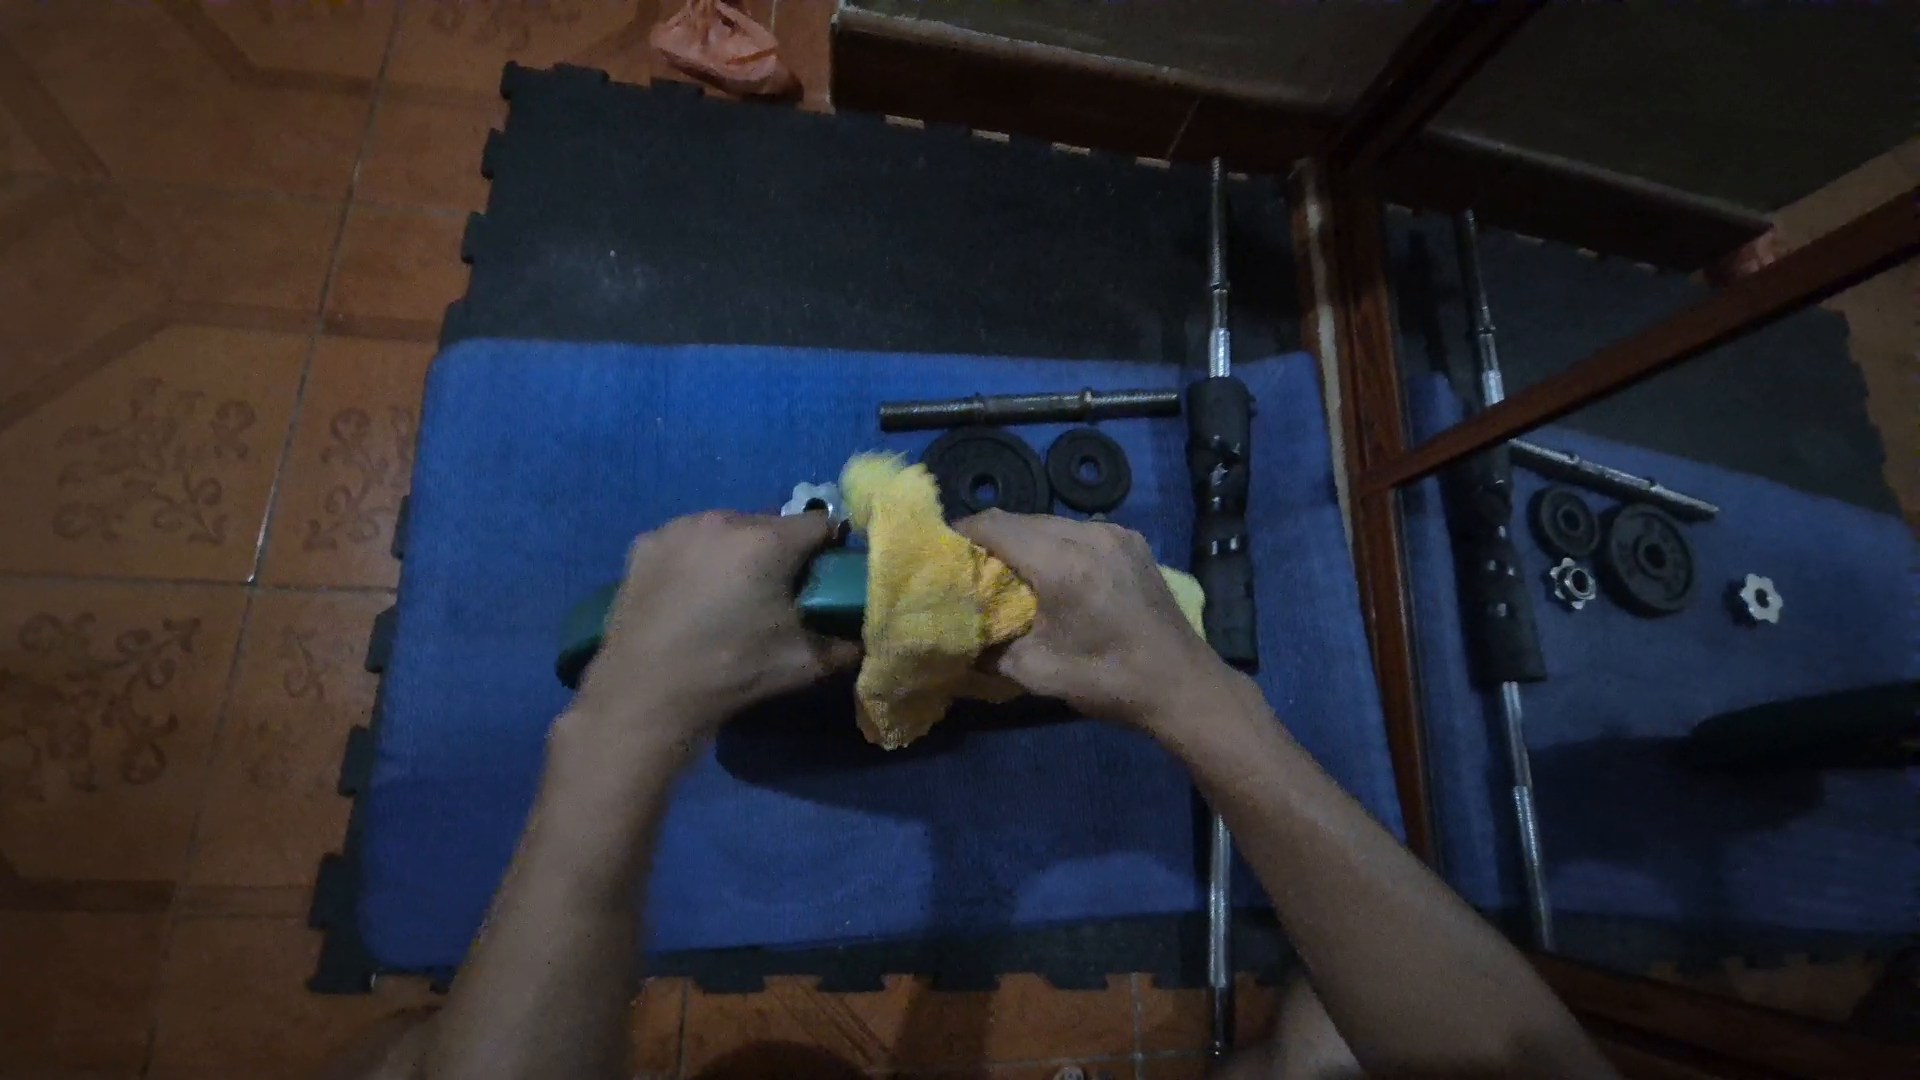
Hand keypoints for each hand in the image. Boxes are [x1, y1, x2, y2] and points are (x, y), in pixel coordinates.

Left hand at [571, 511, 860, 749]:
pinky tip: (690, 592)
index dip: (828, 546)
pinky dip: (697, 557)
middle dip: (782, 549)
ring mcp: (680, 528)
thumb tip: (862, 641)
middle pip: (772, 523)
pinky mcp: (645, 544)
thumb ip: (843, 648)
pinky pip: (688, 540)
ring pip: (728, 528)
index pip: (820, 523)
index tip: (824, 573)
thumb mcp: (802, 665)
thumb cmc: (732, 672)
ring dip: (738, 549)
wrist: (646, 695)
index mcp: (769, 541)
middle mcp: (725, 520)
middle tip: (776, 589)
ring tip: (730, 591)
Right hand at [954, 510, 1232, 728]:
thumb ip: (988, 648)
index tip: (941, 549)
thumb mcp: (1035, 673)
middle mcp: (1089, 535)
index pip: (996, 526)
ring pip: (1051, 523)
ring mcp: (1116, 534)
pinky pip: (1079, 531)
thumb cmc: (1107, 681)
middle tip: (970, 565)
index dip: (962, 532)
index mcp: (1062, 564)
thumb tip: (957, 636)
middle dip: (991, 538)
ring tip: (1009, 569)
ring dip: (1024, 540)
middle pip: (1022, 519)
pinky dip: (1056, 544)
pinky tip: (1053, 572)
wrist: (1182, 685)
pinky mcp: (1132, 542)